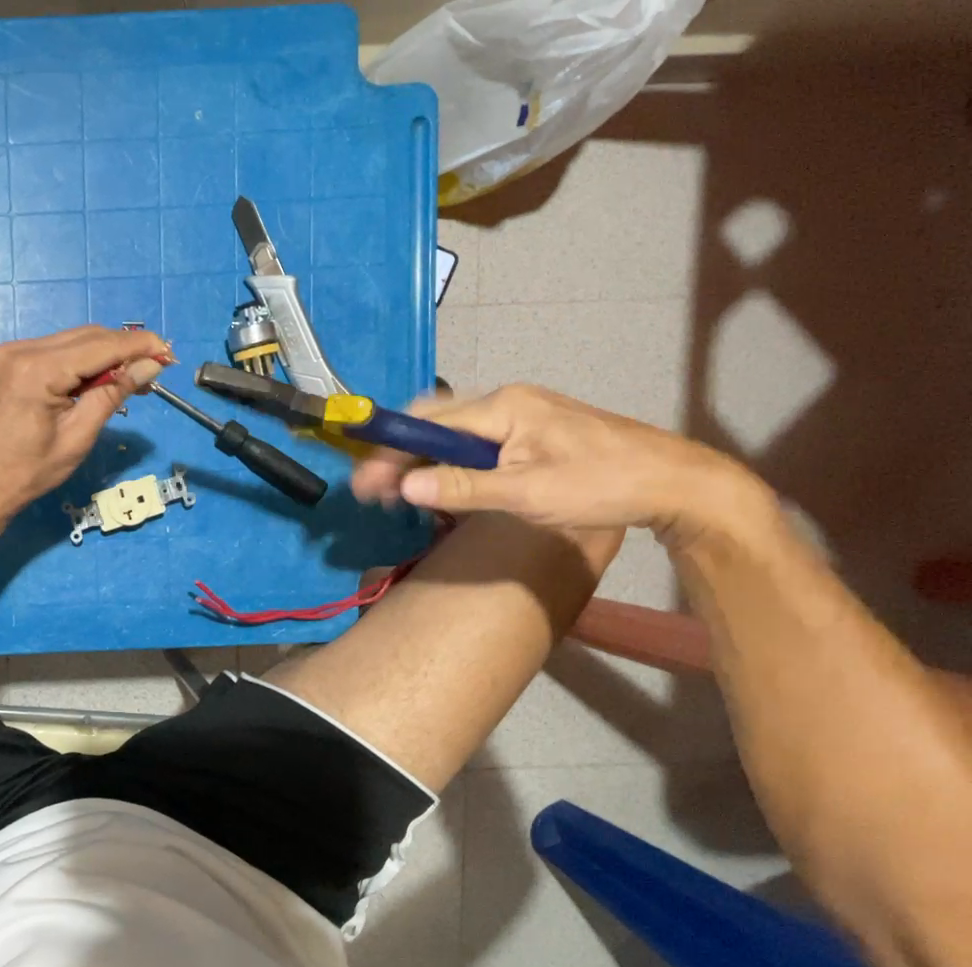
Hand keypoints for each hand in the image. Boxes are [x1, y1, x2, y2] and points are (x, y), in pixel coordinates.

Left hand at [0, 326, 169, 522]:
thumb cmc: (30, 472)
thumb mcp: (79, 435)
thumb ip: (114, 394)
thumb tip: (152, 365)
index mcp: (37, 370)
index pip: (100, 346)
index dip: (138, 346)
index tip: (168, 353)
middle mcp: (21, 349)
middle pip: (87, 337)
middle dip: (123, 349)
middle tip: (155, 369)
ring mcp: (11, 352)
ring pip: (73, 341)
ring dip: (104, 354)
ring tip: (131, 377)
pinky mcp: (9, 360)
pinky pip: (56, 350)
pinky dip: (81, 360)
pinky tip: (98, 379)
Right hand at [349, 384, 766, 543]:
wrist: (676, 483)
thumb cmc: (602, 485)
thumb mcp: (527, 493)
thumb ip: (463, 489)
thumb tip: (405, 487)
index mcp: (503, 407)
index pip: (427, 423)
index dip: (390, 453)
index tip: (365, 483)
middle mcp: (508, 400)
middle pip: (434, 421)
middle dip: (399, 454)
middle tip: (374, 491)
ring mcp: (523, 413)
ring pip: (453, 431)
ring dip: (422, 459)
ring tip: (398, 491)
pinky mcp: (534, 430)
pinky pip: (475, 439)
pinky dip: (448, 460)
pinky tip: (442, 483)